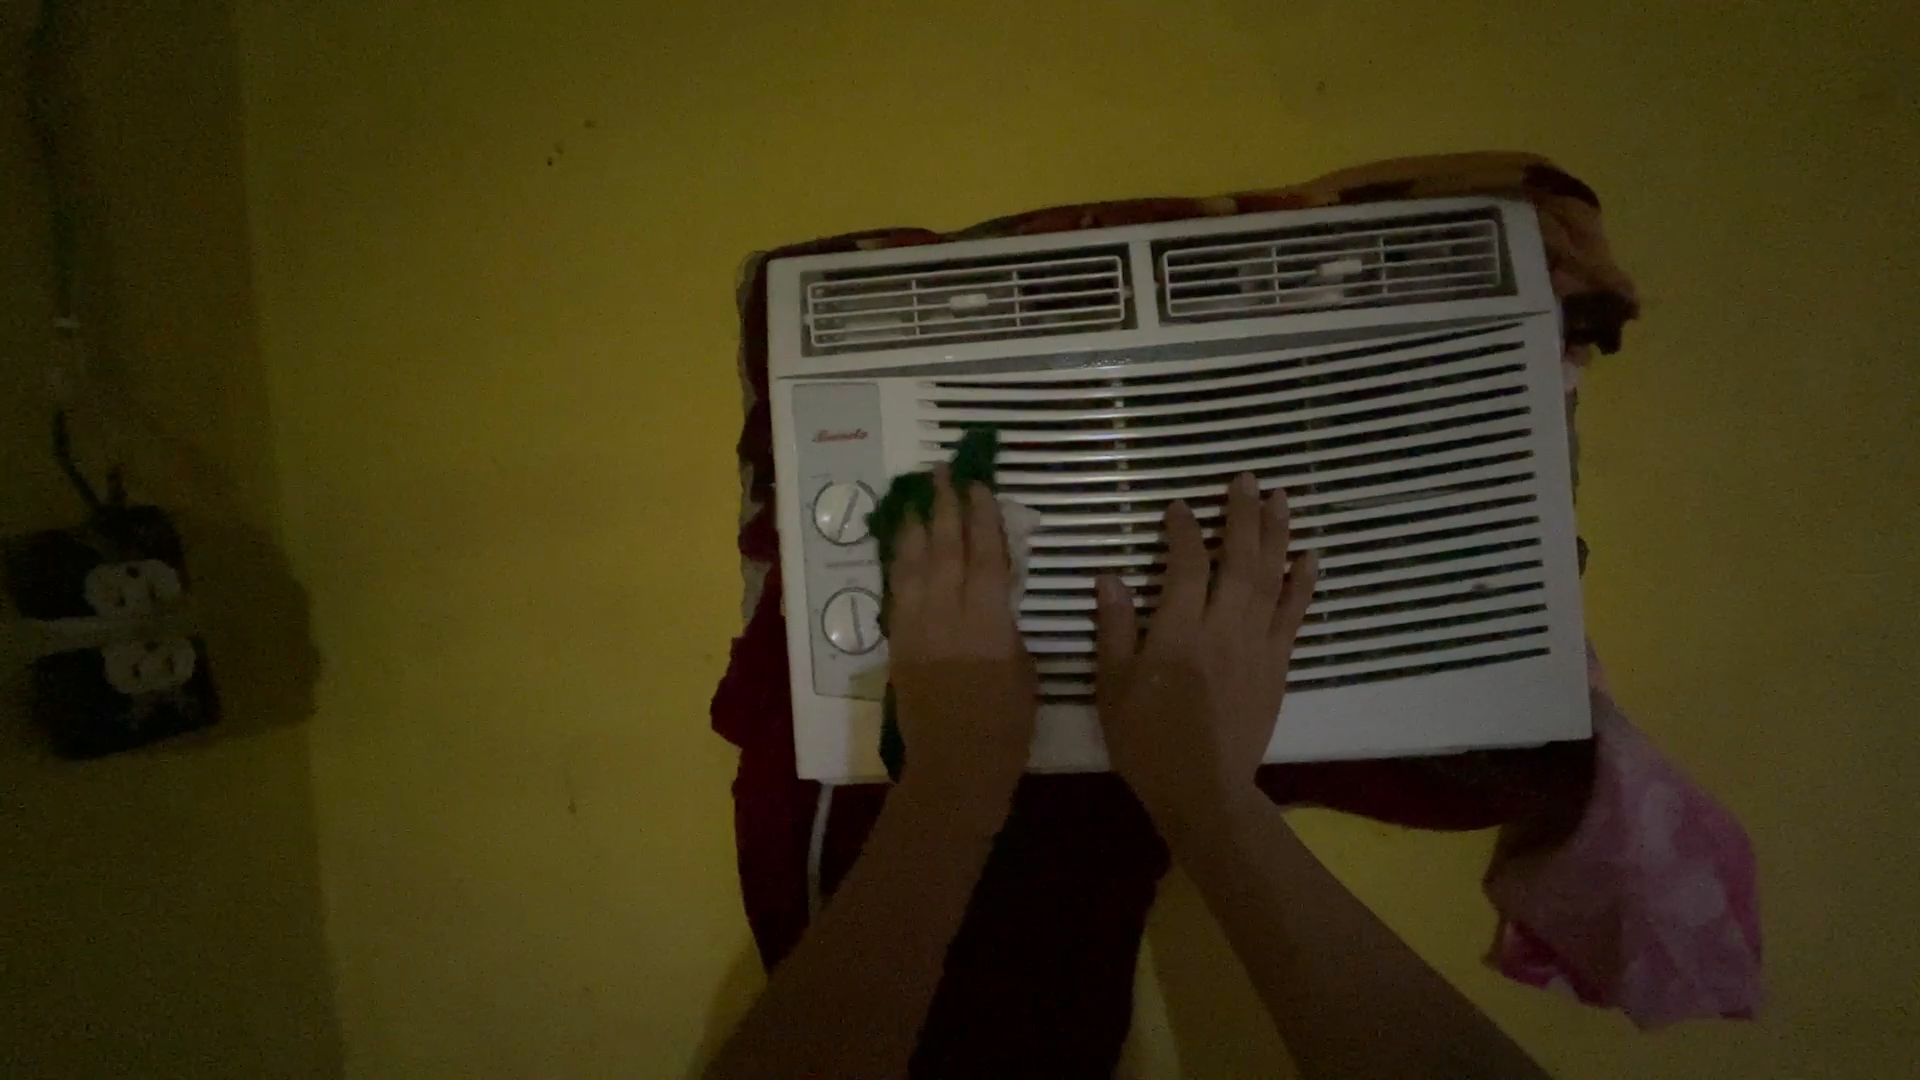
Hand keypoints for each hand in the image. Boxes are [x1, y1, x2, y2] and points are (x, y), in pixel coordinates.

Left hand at [887, 465, 1037, 825]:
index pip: (985, 554)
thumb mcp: (1025, 669)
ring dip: (913, 527)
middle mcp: (948, 614)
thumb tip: (997, 598)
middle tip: (939, 471)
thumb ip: (1008, 626)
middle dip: (943, 506)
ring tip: (913, 497)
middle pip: (944, 548)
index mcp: (989, 621)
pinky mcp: (898, 643)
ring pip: (912, 565)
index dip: (981, 515)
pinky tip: (900, 547)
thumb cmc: (1006, 725)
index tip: (977, 484)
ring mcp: (918, 626)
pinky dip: (897, 564)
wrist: (955, 766)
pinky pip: (896, 592)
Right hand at [1094, 473, 1318, 825]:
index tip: (1179, 507)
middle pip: (1239, 559)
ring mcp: (1257, 645)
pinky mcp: (1278, 665)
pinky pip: (1294, 615)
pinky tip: (1309, 556)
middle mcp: (1223, 629)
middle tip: (1246, 479)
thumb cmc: (1147, 738)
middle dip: (1243, 514)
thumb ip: (1114, 628)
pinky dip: (1303, 583)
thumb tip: (1110, 575)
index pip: (1186, 564)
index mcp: (1178, 632)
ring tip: (1281, 498)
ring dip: (1277, 534)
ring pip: (1271, 578)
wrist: (1202, 789)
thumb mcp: (1112, 685)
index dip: (1184, 530)